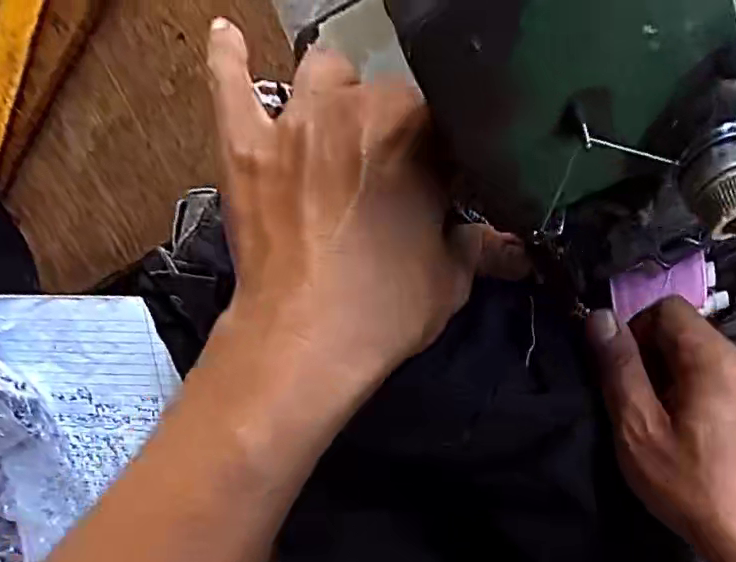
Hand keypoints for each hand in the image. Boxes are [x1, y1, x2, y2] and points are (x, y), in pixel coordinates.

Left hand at [205, 19, 482, 396]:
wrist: (306, 344)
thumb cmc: (384, 314)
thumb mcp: (449, 283)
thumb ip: (477, 248)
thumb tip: (505, 243)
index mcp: (415, 136)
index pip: (444, 124)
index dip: (447, 160)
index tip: (445, 192)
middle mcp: (354, 110)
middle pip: (384, 94)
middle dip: (395, 131)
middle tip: (393, 180)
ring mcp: (294, 122)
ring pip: (321, 72)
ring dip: (337, 96)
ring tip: (340, 130)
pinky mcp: (245, 146)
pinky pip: (231, 82)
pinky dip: (232, 62)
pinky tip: (232, 43)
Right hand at [588, 298, 735, 561]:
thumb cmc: (686, 483)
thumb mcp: (638, 428)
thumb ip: (618, 370)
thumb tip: (600, 319)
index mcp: (711, 358)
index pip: (666, 308)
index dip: (632, 331)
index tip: (616, 374)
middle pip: (680, 329)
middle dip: (644, 356)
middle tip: (627, 403)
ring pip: (690, 355)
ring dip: (659, 377)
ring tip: (646, 421)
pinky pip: (705, 378)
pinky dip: (680, 392)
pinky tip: (671, 431)